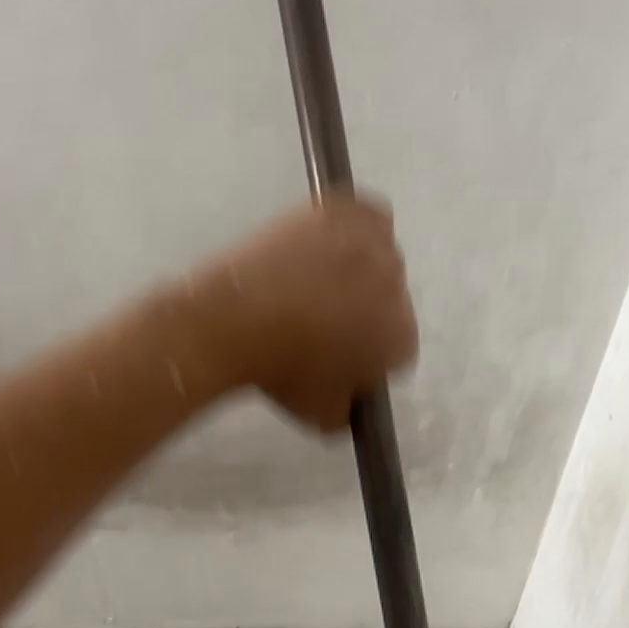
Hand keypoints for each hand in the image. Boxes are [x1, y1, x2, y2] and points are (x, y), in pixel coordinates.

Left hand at [192, 197, 416, 431]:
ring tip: (321, 279)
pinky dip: (359, 226)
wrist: (228, 323)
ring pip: (382, 255)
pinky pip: (370, 215)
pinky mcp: (342, 211)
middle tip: (327, 317)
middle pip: (392, 298)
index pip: (400, 346)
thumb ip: (352, 409)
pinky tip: (333, 240)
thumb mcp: (323, 416)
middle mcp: (396, 287)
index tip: (344, 352)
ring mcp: (370, 245)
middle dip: (367, 309)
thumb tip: (355, 398)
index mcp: (399, 338)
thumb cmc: (278, 373)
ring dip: (362, 267)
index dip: (371, 351)